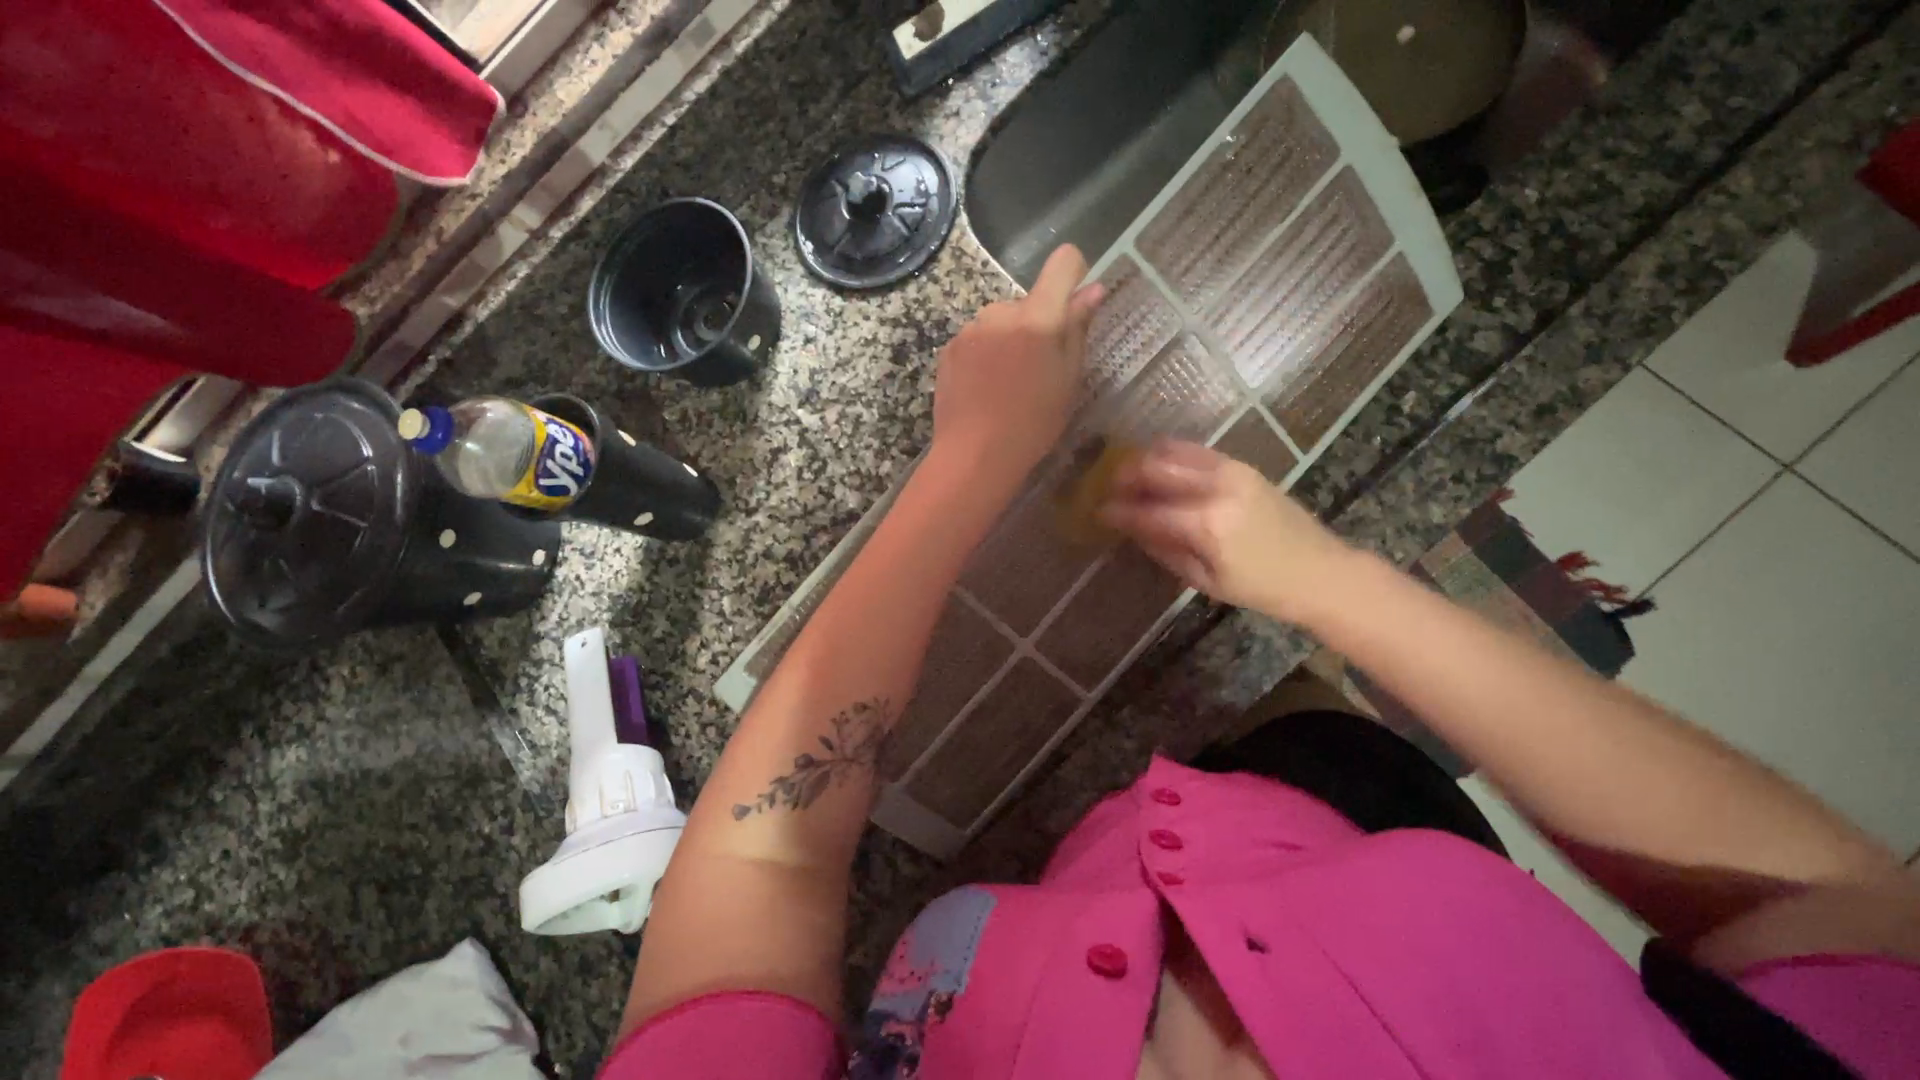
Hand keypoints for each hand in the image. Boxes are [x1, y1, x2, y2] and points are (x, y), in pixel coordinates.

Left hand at [933, 245, 1105, 481]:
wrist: (975, 454)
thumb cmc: (1034, 423)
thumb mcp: (1069, 379)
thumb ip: (1078, 328)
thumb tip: (1093, 290)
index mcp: (1039, 317)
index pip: (1063, 262)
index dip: (1074, 274)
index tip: (1074, 303)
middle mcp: (1001, 311)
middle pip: (1029, 301)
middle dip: (1036, 324)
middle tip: (1039, 370)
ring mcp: (971, 328)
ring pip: (1000, 322)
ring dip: (1008, 341)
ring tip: (1008, 385)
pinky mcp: (949, 347)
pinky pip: (977, 339)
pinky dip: (985, 356)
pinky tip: (985, 389)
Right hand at [1099, 439, 1356, 622]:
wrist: (1319, 571)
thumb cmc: (1261, 588)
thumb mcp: (1205, 580)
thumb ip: (1165, 549)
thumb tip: (1133, 528)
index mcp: (1207, 523)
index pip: (1147, 510)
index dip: (1118, 510)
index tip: (1098, 512)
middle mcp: (1216, 488)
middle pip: (1155, 467)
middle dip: (1126, 476)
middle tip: (1109, 488)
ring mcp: (1232, 470)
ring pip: (1173, 450)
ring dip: (1146, 460)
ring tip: (1130, 475)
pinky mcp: (1242, 465)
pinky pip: (1196, 451)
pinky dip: (1171, 455)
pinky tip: (1160, 469)